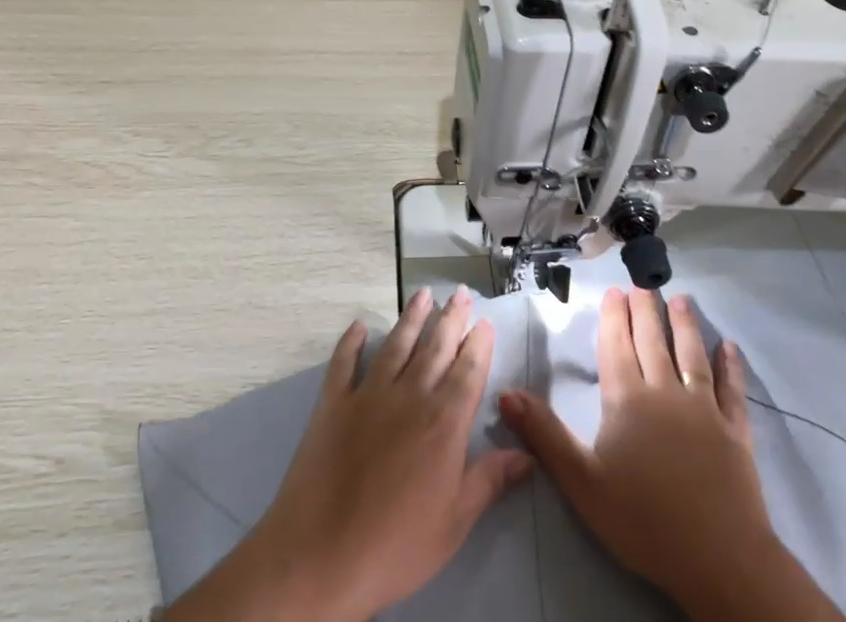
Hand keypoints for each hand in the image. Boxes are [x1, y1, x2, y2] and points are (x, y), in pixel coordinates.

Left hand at [167, 286, 531, 621]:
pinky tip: (358, 326)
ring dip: (410, 319)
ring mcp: (367, 397)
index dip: (478, 344)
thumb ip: (489, 481)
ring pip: (395, 346)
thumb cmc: (396, 544)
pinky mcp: (331, 405)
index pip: (469, 372)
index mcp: (445, 423)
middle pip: (435, 348)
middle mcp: (410, 397)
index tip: (484, 321)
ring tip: (422, 296)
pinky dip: (351, 342)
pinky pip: (343, 364)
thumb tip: (526, 456)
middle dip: (450, 318)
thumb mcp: (455, 521)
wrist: (319, 554)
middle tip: (460, 292)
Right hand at [500, 288, 843, 621]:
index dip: (614, 318)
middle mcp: (667, 394)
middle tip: (642, 282)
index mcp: (628, 401)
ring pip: (692, 356)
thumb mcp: (581, 481)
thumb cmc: (641, 520)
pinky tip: (729, 347)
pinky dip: (730, 366)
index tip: (613, 291)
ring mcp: (705, 410)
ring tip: (679, 299)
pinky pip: (732, 389)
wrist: (717, 557)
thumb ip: (544, 434)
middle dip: (646, 310)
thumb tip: (506, 394)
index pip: (617, 348)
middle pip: (654, 343)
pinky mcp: (735, 431)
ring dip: (685, 326)